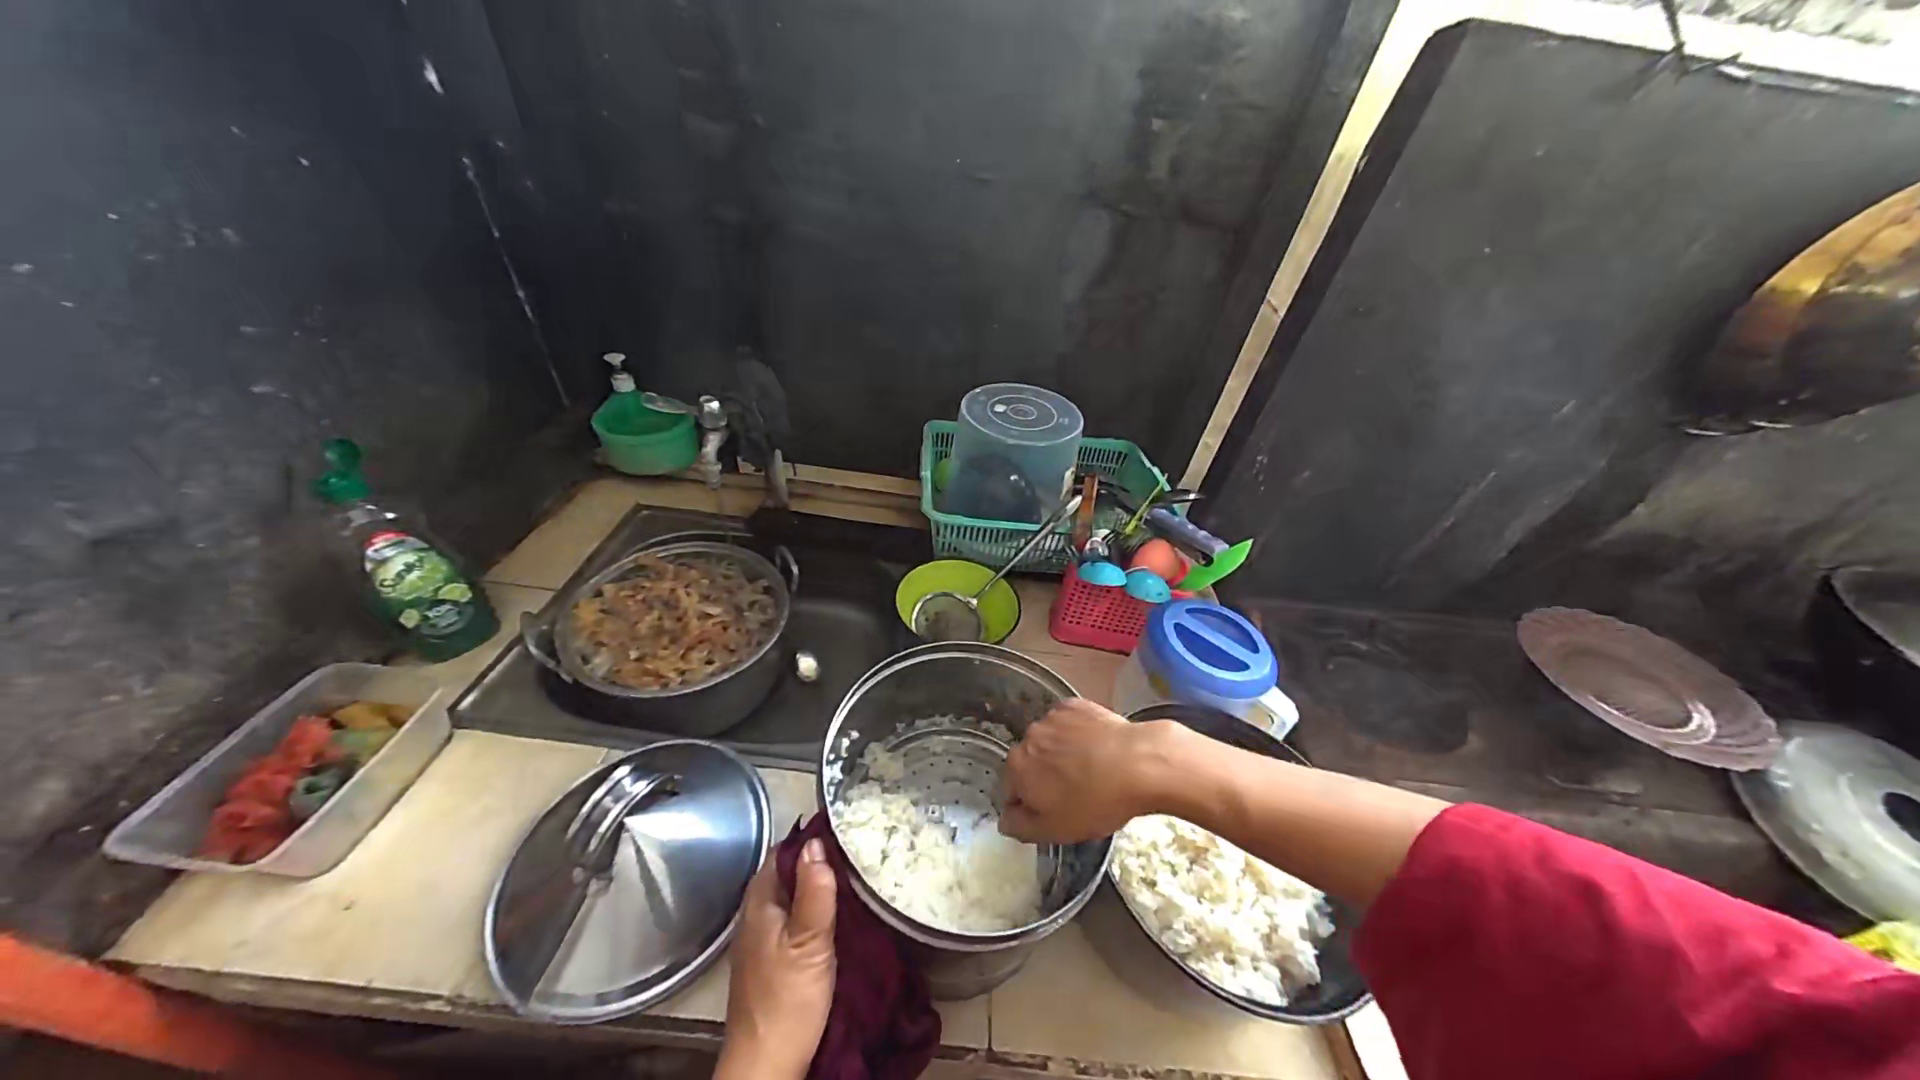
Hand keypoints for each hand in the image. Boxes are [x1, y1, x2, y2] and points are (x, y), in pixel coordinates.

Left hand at [717, 839, 836, 1079]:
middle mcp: (758, 911)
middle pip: (791, 871)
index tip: (849, 826)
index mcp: (760, 899)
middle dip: (822, 859)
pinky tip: (843, 914)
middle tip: (862, 849)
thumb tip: (817, 843)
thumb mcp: (808, 941)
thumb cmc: (786, 1001)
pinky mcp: (775, 959)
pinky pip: (798, 917)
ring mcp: (764, 936)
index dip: (815, 837)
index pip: (787, 849)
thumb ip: (814, 891)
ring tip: (860, 875)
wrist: (765, 1069)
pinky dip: (819, 909)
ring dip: (822, 885)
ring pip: (796, 895)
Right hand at [1000, 699, 1186, 842]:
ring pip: (1050, 741)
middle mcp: (1029, 736)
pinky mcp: (1076, 705)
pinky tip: (1098, 748)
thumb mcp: (1055, 830)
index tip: (1054, 811)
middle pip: (1031, 762)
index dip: (1031, 804)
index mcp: (1017, 767)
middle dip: (1046, 776)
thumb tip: (1005, 819)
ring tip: (1092, 770)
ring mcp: (1053, 717)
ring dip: (1062, 753)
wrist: (1139, 763)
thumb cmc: (1095, 802)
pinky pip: (1069, 723)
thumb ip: (1020, 826)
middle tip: (1075, 793)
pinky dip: (1078, 734)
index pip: (1012, 790)